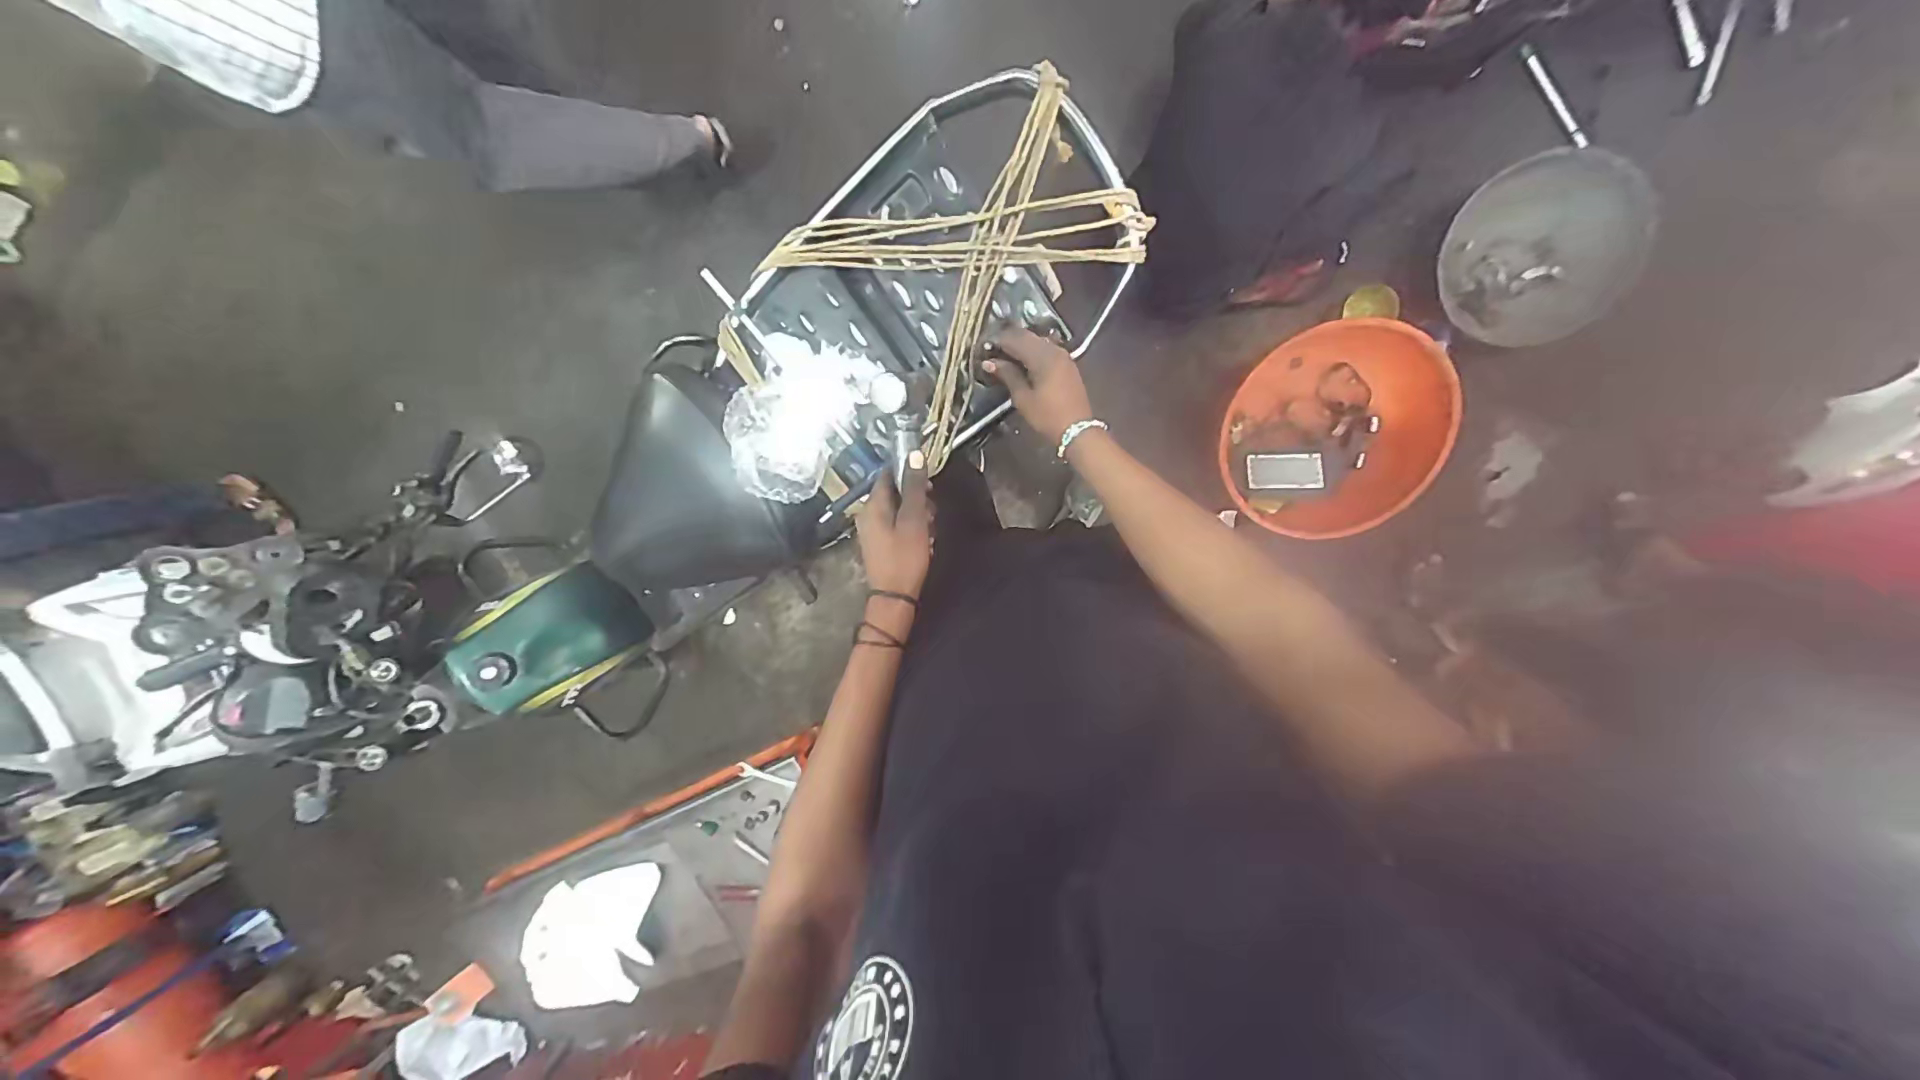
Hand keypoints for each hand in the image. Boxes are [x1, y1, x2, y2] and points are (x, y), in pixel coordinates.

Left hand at [855, 453, 932, 600]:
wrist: (895, 597)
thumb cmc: (905, 557)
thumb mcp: (914, 519)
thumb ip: (914, 487)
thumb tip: (914, 454)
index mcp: (872, 505)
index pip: (887, 474)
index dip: (908, 471)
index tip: (928, 478)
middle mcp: (867, 515)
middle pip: (893, 492)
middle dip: (916, 495)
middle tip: (933, 508)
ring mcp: (872, 531)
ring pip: (897, 509)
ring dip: (917, 512)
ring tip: (931, 526)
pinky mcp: (880, 544)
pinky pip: (896, 525)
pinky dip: (911, 526)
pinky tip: (924, 537)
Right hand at [983, 329, 1092, 445]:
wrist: (1077, 430)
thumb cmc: (1047, 416)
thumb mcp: (1023, 398)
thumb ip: (1008, 375)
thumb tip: (989, 362)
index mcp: (1042, 356)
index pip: (1015, 339)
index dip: (997, 341)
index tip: (983, 348)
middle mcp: (1053, 350)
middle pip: (1027, 336)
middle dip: (1008, 340)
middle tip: (992, 351)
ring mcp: (1063, 355)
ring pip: (1037, 341)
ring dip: (1020, 345)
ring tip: (1005, 356)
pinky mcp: (1067, 363)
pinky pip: (1046, 349)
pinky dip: (1032, 351)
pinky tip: (1023, 362)